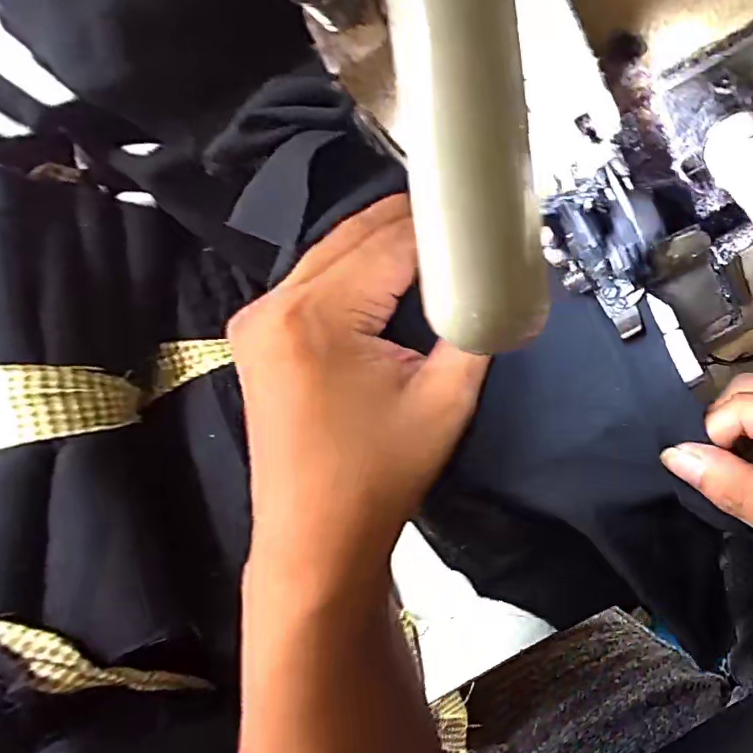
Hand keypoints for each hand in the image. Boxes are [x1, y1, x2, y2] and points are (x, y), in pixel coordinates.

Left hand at [229, 195, 489, 590]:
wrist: (318, 536)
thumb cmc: (382, 471)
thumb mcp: (448, 398)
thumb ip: (474, 331)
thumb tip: (492, 292)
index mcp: (318, 315)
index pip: (389, 243)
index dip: (441, 226)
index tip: (483, 217)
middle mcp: (275, 304)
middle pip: (353, 235)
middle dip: (412, 222)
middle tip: (468, 220)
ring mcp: (259, 320)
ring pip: (332, 252)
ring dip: (385, 241)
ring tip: (442, 241)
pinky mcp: (262, 338)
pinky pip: (318, 279)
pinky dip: (360, 267)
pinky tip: (397, 272)